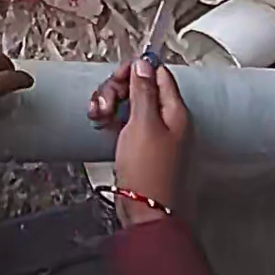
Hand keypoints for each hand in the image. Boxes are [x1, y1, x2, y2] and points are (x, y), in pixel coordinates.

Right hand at [113, 58, 189, 224]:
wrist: (146, 210)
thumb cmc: (149, 171)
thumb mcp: (143, 124)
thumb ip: (143, 91)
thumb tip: (144, 64)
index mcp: (175, 111)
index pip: (158, 75)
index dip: (135, 71)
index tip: (117, 79)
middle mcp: (167, 120)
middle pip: (140, 88)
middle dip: (117, 90)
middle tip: (105, 104)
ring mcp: (153, 133)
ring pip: (128, 103)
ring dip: (110, 104)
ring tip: (99, 116)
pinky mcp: (140, 145)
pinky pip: (124, 121)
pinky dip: (110, 119)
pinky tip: (101, 124)